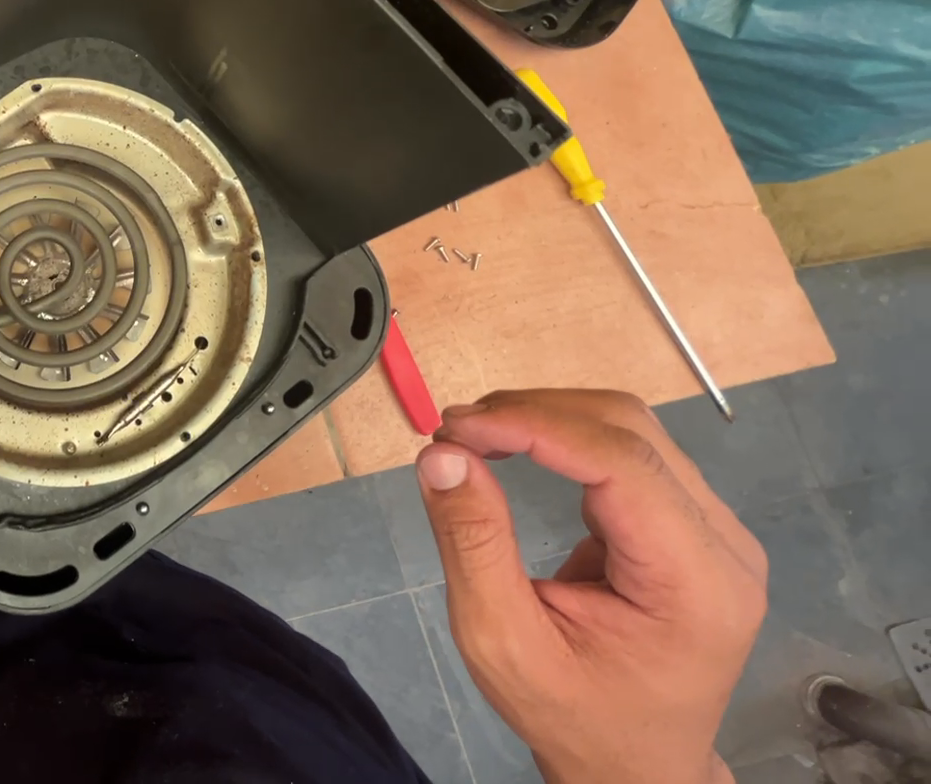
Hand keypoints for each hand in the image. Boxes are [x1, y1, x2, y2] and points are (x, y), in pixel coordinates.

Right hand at [415, 390, 766, 783]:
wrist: (631, 759)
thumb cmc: (569, 711)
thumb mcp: (500, 638)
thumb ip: (472, 542)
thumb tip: (441, 454)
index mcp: (693, 583)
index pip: (619, 463)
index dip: (529, 426)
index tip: (449, 428)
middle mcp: (720, 544)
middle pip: (627, 429)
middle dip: (529, 412)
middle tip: (450, 433)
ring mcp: (708, 529)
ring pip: (624, 427)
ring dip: (539, 415)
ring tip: (470, 436)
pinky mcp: (681, 521)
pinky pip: (620, 448)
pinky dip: (554, 433)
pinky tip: (509, 447)